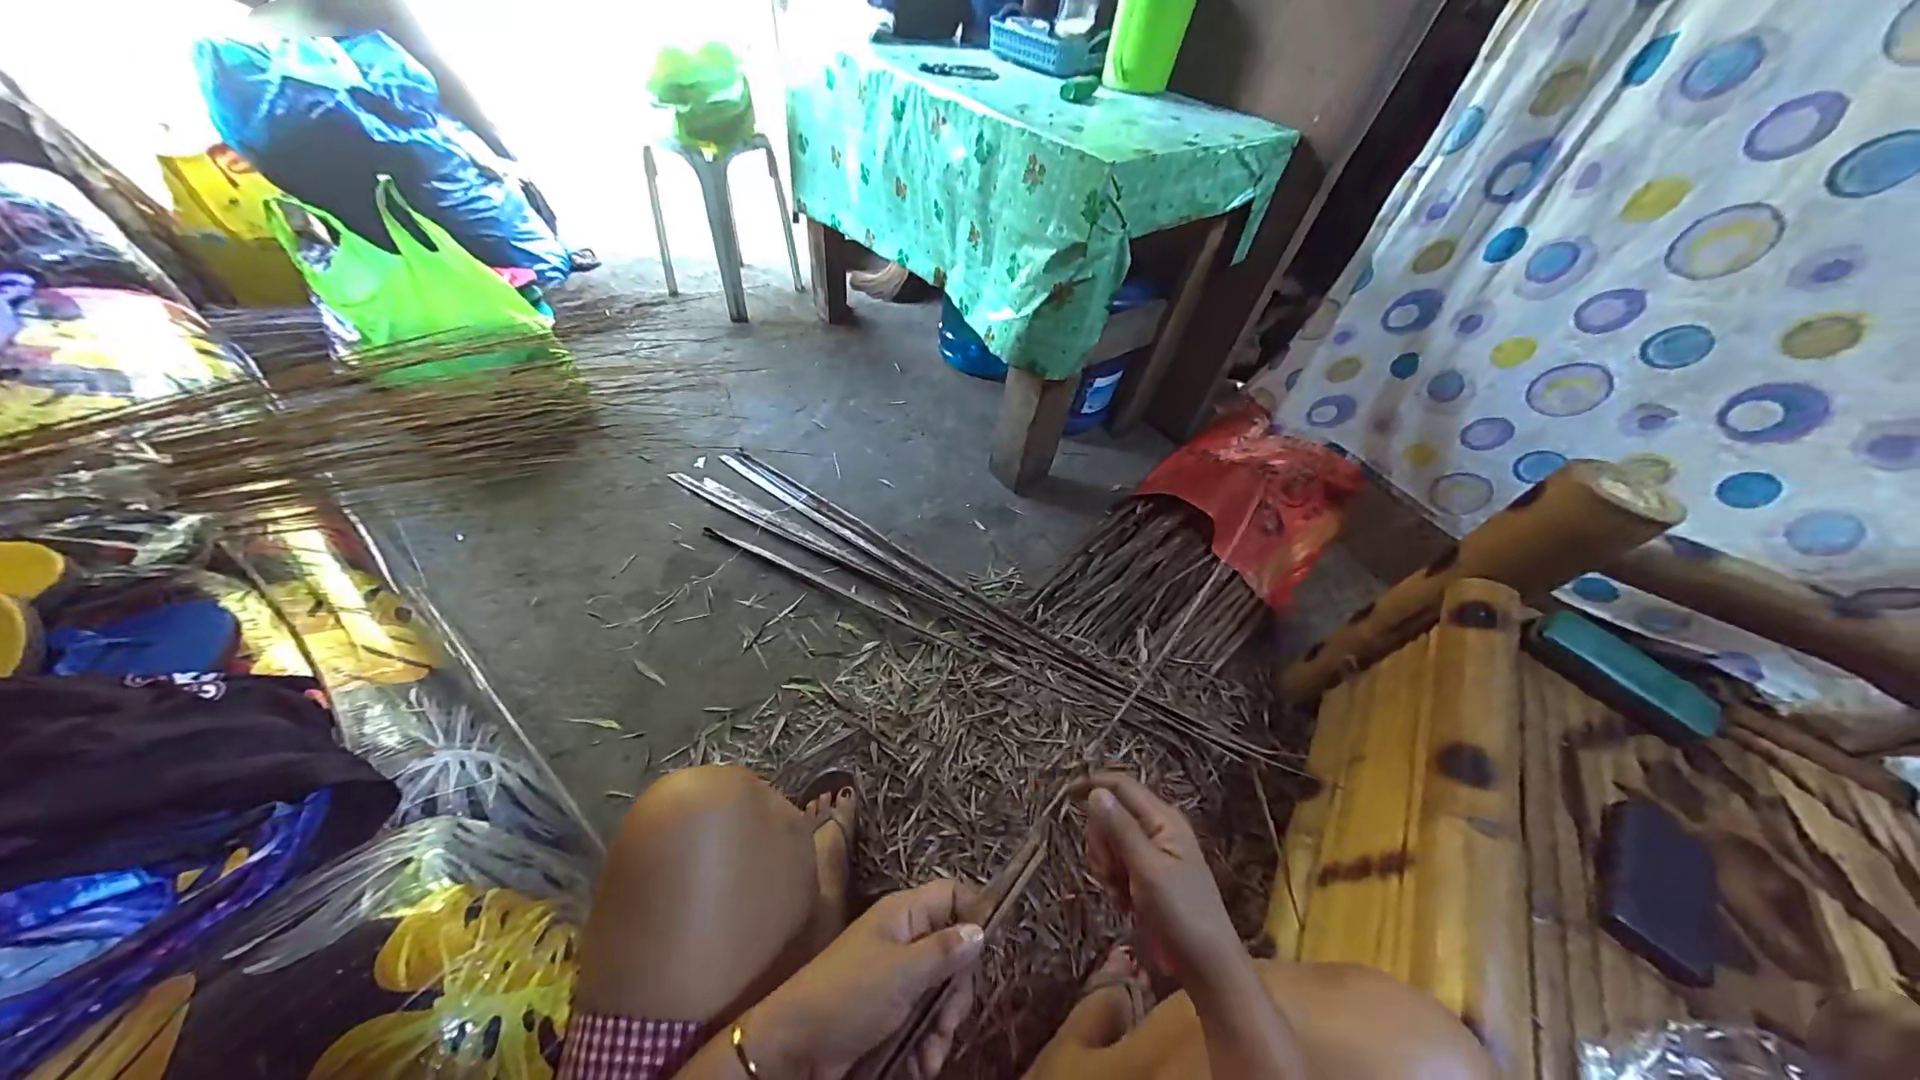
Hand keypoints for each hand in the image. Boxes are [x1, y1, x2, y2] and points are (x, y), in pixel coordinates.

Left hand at [743, 879, 984, 1079]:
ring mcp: (898, 975)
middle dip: (957, 990)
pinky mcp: (891, 1010)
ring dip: (943, 1025)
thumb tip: (981, 930)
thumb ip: (944, 951)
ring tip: (931, 1052)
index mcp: (903, 914)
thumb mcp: (901, 973)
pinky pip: (925, 1018)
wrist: (793, 1049)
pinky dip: (928, 1042)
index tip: (990, 948)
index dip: (974, 913)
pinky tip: (921, 1063)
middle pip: (954, 949)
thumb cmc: (847, 996)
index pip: (951, 894)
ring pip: (942, 990)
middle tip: (948, 1018)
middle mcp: (904, 938)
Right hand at [1075, 772, 1243, 989]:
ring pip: (1109, 840)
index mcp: (1163, 819)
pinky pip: (1114, 862)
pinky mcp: (1144, 874)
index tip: (1065, 795)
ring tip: (1119, 890)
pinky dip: (1111, 878)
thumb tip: (1095, 791)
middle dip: (1101, 840)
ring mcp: (1151, 853)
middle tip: (1110, 871)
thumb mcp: (1147, 869)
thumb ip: (1120, 828)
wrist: (1205, 965)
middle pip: (1110, 814)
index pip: (1122, 786)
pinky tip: (1123, 900)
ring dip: (1105, 863)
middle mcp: (1156, 829)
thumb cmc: (1181, 913)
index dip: (1093, 784)